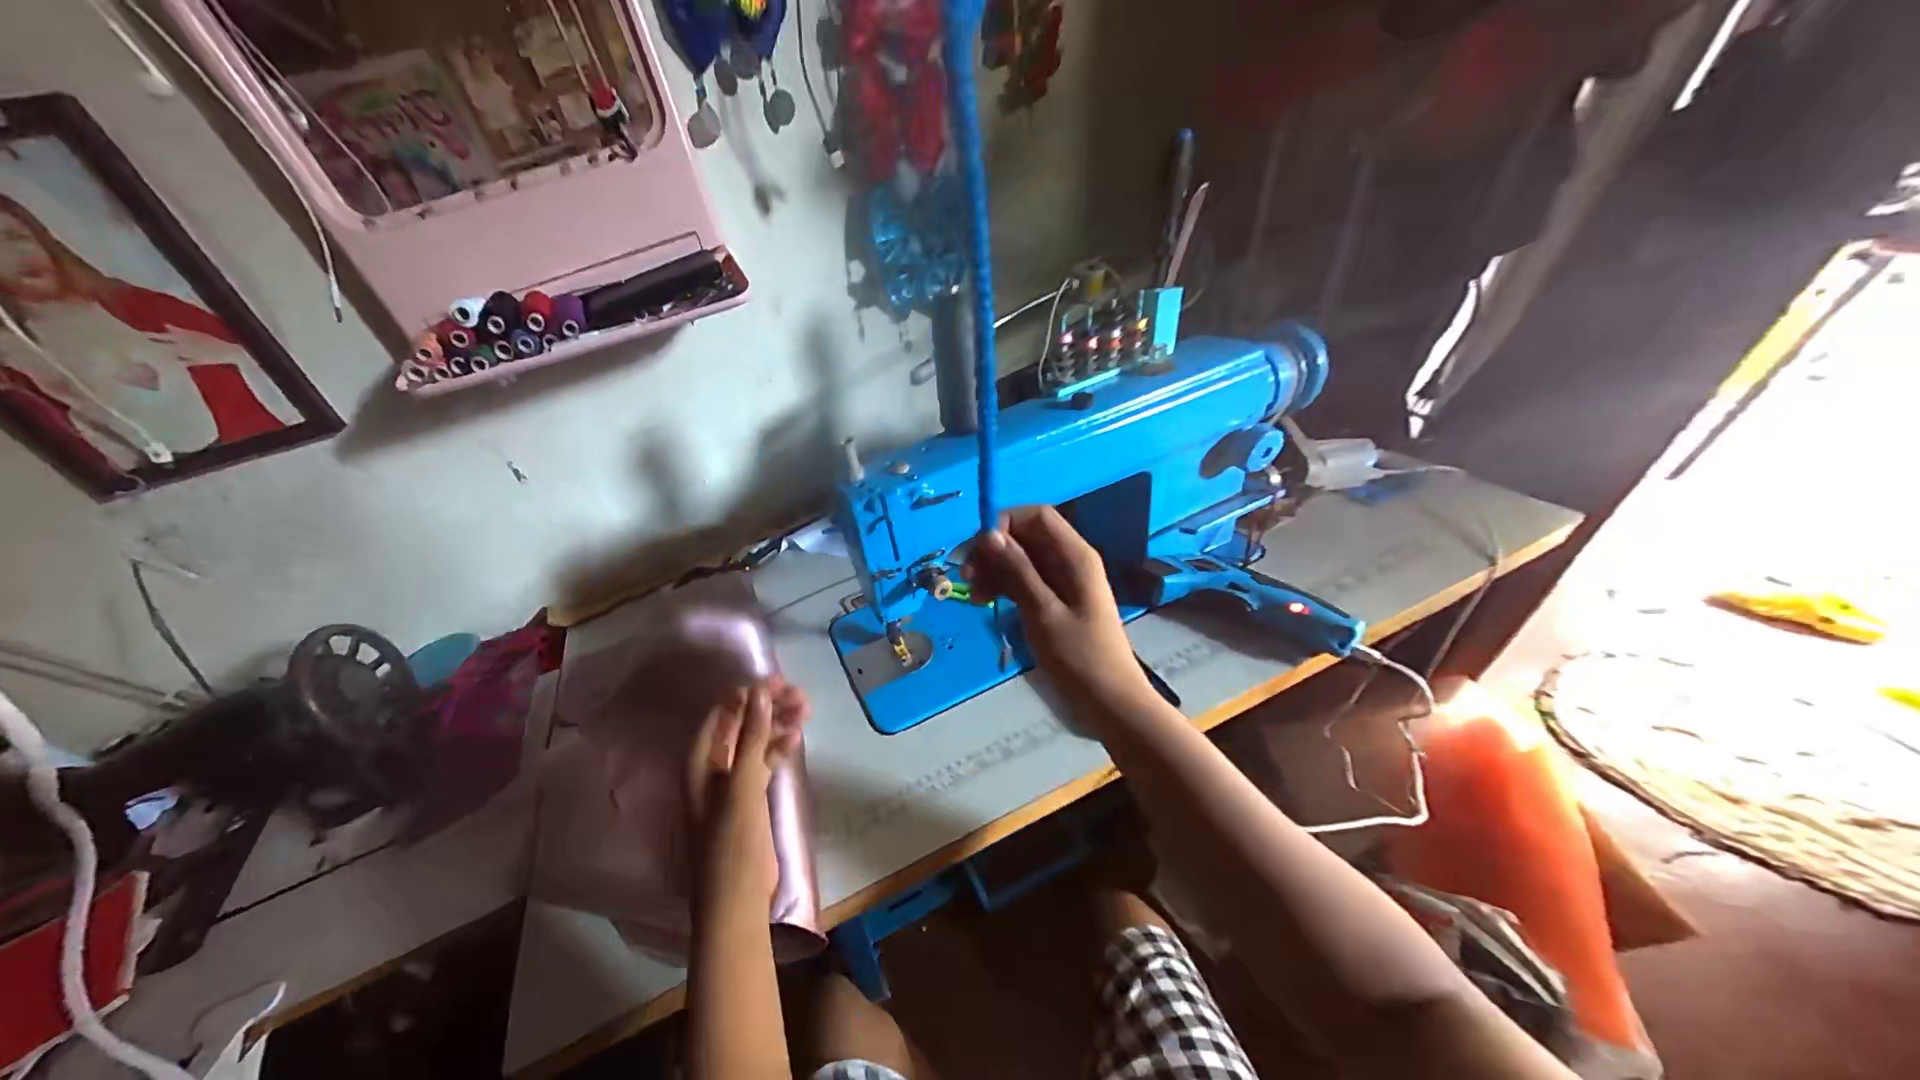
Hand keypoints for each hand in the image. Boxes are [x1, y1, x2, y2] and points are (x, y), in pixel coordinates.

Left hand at [686, 677, 807, 905]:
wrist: (735, 901)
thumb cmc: (730, 844)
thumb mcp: (741, 787)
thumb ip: (751, 739)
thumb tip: (757, 692)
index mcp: (699, 762)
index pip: (721, 714)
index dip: (747, 693)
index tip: (778, 680)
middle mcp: (713, 767)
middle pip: (741, 724)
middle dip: (768, 706)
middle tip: (799, 693)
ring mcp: (733, 783)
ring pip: (757, 741)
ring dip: (779, 723)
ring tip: (807, 708)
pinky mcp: (751, 798)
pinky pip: (765, 761)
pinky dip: (780, 747)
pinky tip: (798, 736)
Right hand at [964, 506, 1159, 724]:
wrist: (1110, 702)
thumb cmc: (1080, 657)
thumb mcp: (1043, 612)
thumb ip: (1017, 571)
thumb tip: (989, 534)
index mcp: (1075, 556)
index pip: (1036, 516)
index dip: (1004, 524)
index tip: (977, 551)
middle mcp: (1070, 561)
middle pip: (1027, 536)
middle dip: (995, 550)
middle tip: (969, 577)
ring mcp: (1064, 583)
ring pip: (1023, 560)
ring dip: (996, 570)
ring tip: (976, 595)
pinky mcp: (1057, 603)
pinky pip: (1027, 581)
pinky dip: (1006, 586)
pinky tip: (988, 602)